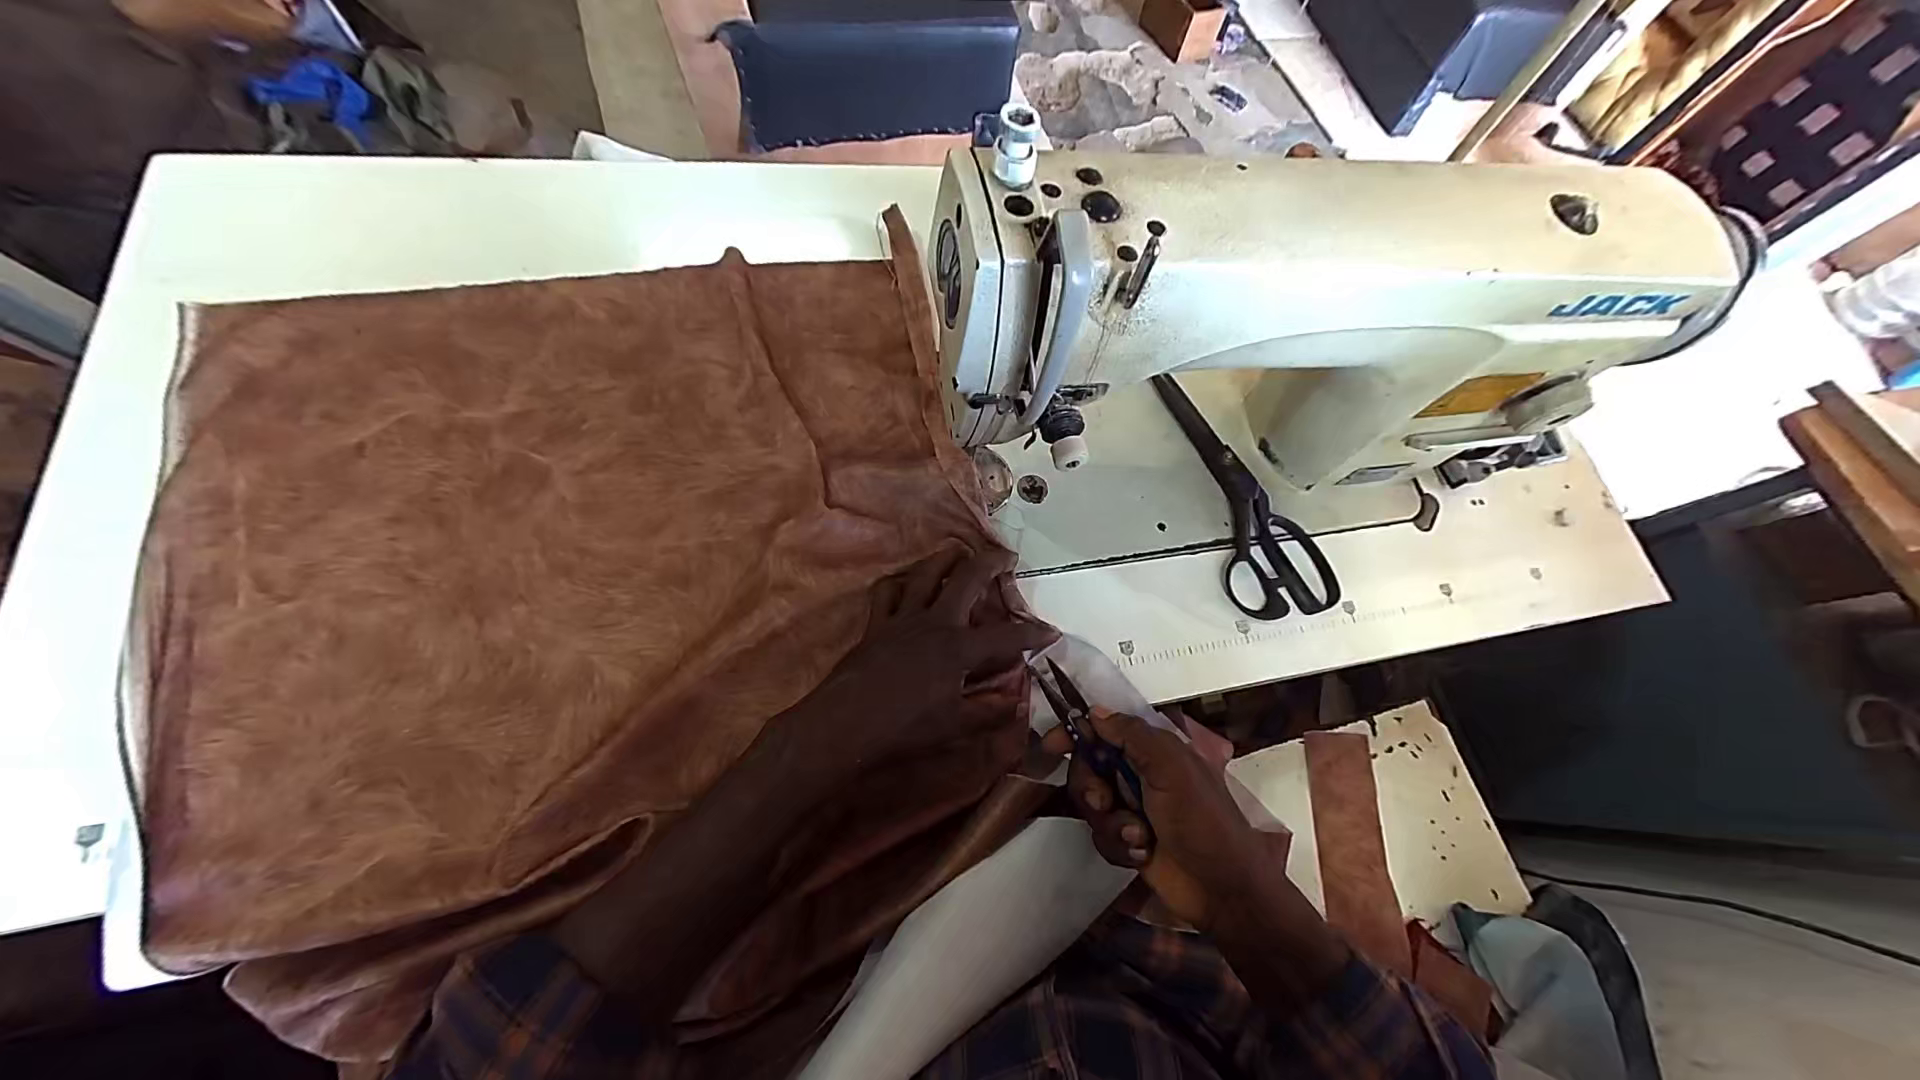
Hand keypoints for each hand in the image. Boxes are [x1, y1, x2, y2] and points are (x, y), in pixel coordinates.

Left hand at [775, 546, 1058, 782]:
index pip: (1005, 636)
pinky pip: (888, 592)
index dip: (1032, 633)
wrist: (844, 724)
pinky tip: (906, 581)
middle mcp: (934, 622)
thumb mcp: (953, 725)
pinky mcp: (877, 624)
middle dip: (990, 563)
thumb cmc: (903, 728)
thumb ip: (988, 711)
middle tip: (1005, 555)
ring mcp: (902, 618)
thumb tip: (1016, 703)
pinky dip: (900, 581)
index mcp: (958, 648)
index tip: (1051, 631)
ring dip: (946, 559)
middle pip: (967, 580)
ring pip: (926, 574)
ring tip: (958, 551)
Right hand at [1053, 709, 1286, 932]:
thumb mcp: (1171, 768)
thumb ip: (1132, 735)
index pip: (1104, 729)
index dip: (1076, 733)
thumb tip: (1095, 712)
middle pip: (1087, 767)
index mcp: (1153, 749)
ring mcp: (1132, 807)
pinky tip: (1142, 854)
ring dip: (1111, 822)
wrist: (1222, 890)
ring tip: (1139, 837)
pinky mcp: (1128, 840)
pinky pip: (1100, 834)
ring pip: (1091, 804)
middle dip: (1091, 787)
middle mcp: (1139, 773)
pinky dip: (1118, 844)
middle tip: (1104, 801)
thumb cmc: (1202, 820)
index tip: (1052, 746)